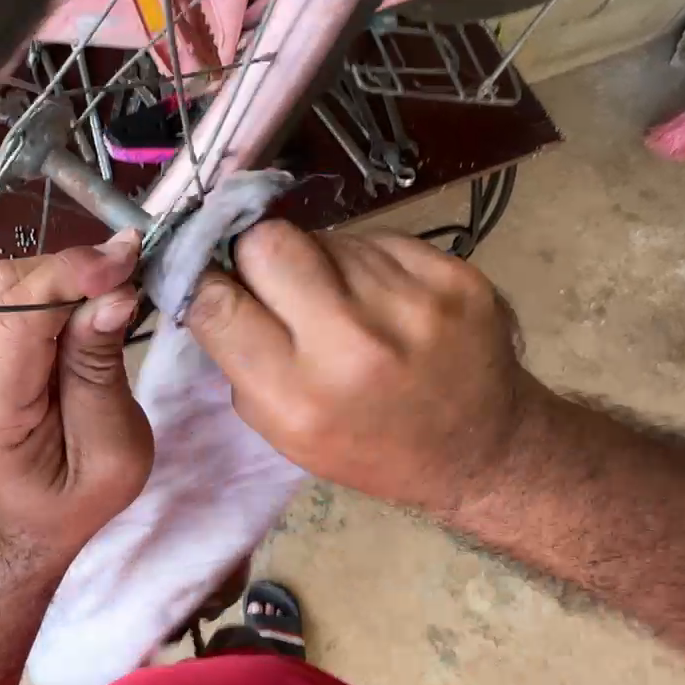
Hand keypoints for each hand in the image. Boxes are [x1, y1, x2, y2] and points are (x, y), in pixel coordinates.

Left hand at [0, 232, 153, 569]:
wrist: (31, 517)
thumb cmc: (78, 496)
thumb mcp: (114, 452)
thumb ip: (101, 371)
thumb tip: (114, 294)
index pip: (13, 322)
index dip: (66, 277)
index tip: (124, 257)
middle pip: (1, 291)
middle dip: (70, 270)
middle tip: (129, 272)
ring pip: (0, 284)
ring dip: (61, 275)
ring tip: (109, 288)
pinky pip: (2, 296)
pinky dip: (49, 286)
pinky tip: (82, 300)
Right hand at [184, 221, 539, 515]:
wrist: (482, 450)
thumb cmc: (364, 445)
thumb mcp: (279, 428)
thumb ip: (239, 355)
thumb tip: (211, 279)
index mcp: (297, 396)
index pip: (215, 302)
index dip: (202, 283)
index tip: (209, 282)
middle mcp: (352, 345)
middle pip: (265, 242)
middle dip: (255, 256)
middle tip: (274, 282)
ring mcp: (410, 304)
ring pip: (321, 235)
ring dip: (315, 261)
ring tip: (340, 300)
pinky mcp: (451, 274)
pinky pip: (372, 237)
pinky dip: (362, 261)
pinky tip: (379, 296)